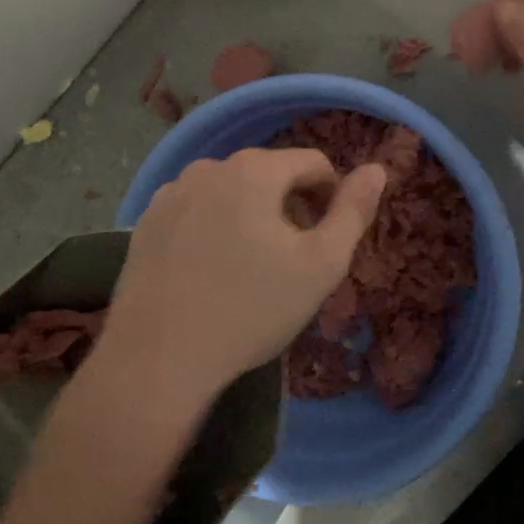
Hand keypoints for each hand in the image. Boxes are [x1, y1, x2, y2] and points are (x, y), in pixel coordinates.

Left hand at [102, 149, 386, 397]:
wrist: (159, 360)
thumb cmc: (251, 310)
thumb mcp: (321, 265)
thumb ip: (353, 211)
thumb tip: (377, 169)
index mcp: (255, 170)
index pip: (313, 163)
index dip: (332, 197)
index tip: (329, 241)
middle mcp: (209, 167)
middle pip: (270, 174)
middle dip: (291, 206)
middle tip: (293, 261)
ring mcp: (171, 193)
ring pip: (231, 192)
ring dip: (252, 215)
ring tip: (252, 268)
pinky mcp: (145, 223)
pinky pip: (196, 211)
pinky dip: (214, 228)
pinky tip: (212, 272)